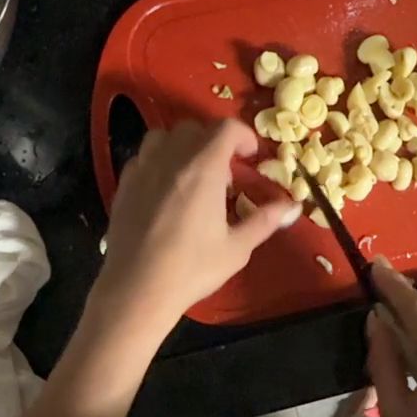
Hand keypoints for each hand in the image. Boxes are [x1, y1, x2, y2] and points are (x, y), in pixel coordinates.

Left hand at [95, 120, 301, 326]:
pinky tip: (164, 189)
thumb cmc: (192, 269)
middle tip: (224, 173)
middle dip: (213, 142)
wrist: (138, 288)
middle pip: (195, 128)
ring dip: (182, 146)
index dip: (243, 136)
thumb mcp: (236, 249)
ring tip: (191, 174)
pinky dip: (158, 162)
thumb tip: (293, 207)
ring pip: (163, 136)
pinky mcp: (123, 185)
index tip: (251, 156)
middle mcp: (171, 158)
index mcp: (204, 168)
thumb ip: (264, 221)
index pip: (226, 129)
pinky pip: (142, 158)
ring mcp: (143, 169)